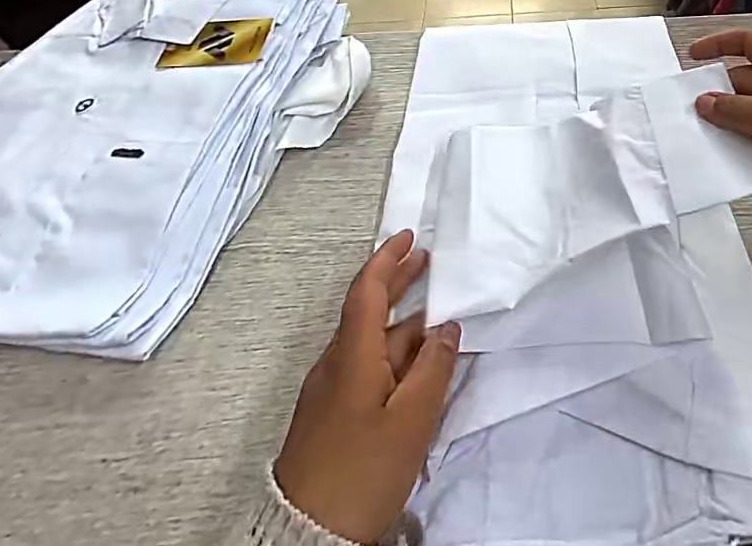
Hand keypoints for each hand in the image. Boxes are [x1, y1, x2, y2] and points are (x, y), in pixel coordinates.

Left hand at [274, 230, 459, 544]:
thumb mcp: (412, 416)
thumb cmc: (363, 469)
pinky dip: (397, 351)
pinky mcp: (333, 416)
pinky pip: (370, 367)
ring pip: (373, 342)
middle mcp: (336, 366)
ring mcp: (331, 393)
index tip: (409, 236)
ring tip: (440, 312)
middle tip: (426, 258)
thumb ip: (435, 365)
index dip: (387, 259)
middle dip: (396, 281)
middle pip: (367, 311)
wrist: (304, 540)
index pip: (366, 293)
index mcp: (351, 357)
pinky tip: (421, 360)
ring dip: (405, 321)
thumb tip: (447, 327)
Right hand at [690, 29, 751, 204]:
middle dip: (721, 94)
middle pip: (746, 77)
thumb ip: (735, 110)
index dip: (719, 44)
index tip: (691, 57)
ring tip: (705, 138)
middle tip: (691, 116)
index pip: (749, 42)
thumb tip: (703, 101)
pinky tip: (734, 154)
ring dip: (733, 120)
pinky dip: (751, 138)